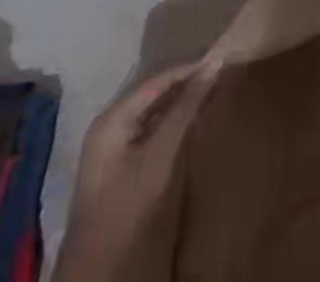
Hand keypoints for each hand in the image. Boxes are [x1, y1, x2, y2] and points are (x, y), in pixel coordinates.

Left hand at [56, 60, 219, 281]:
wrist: (98, 258)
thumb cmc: (128, 198)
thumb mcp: (161, 150)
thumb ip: (186, 108)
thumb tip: (213, 66)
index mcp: (112, 117)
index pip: (156, 81)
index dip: (188, 70)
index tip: (220, 61)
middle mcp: (109, 123)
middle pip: (153, 93)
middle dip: (187, 83)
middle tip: (221, 73)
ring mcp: (113, 143)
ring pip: (153, 110)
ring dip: (183, 101)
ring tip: (215, 90)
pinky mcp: (120, 159)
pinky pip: (151, 126)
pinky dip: (174, 119)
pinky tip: (195, 117)